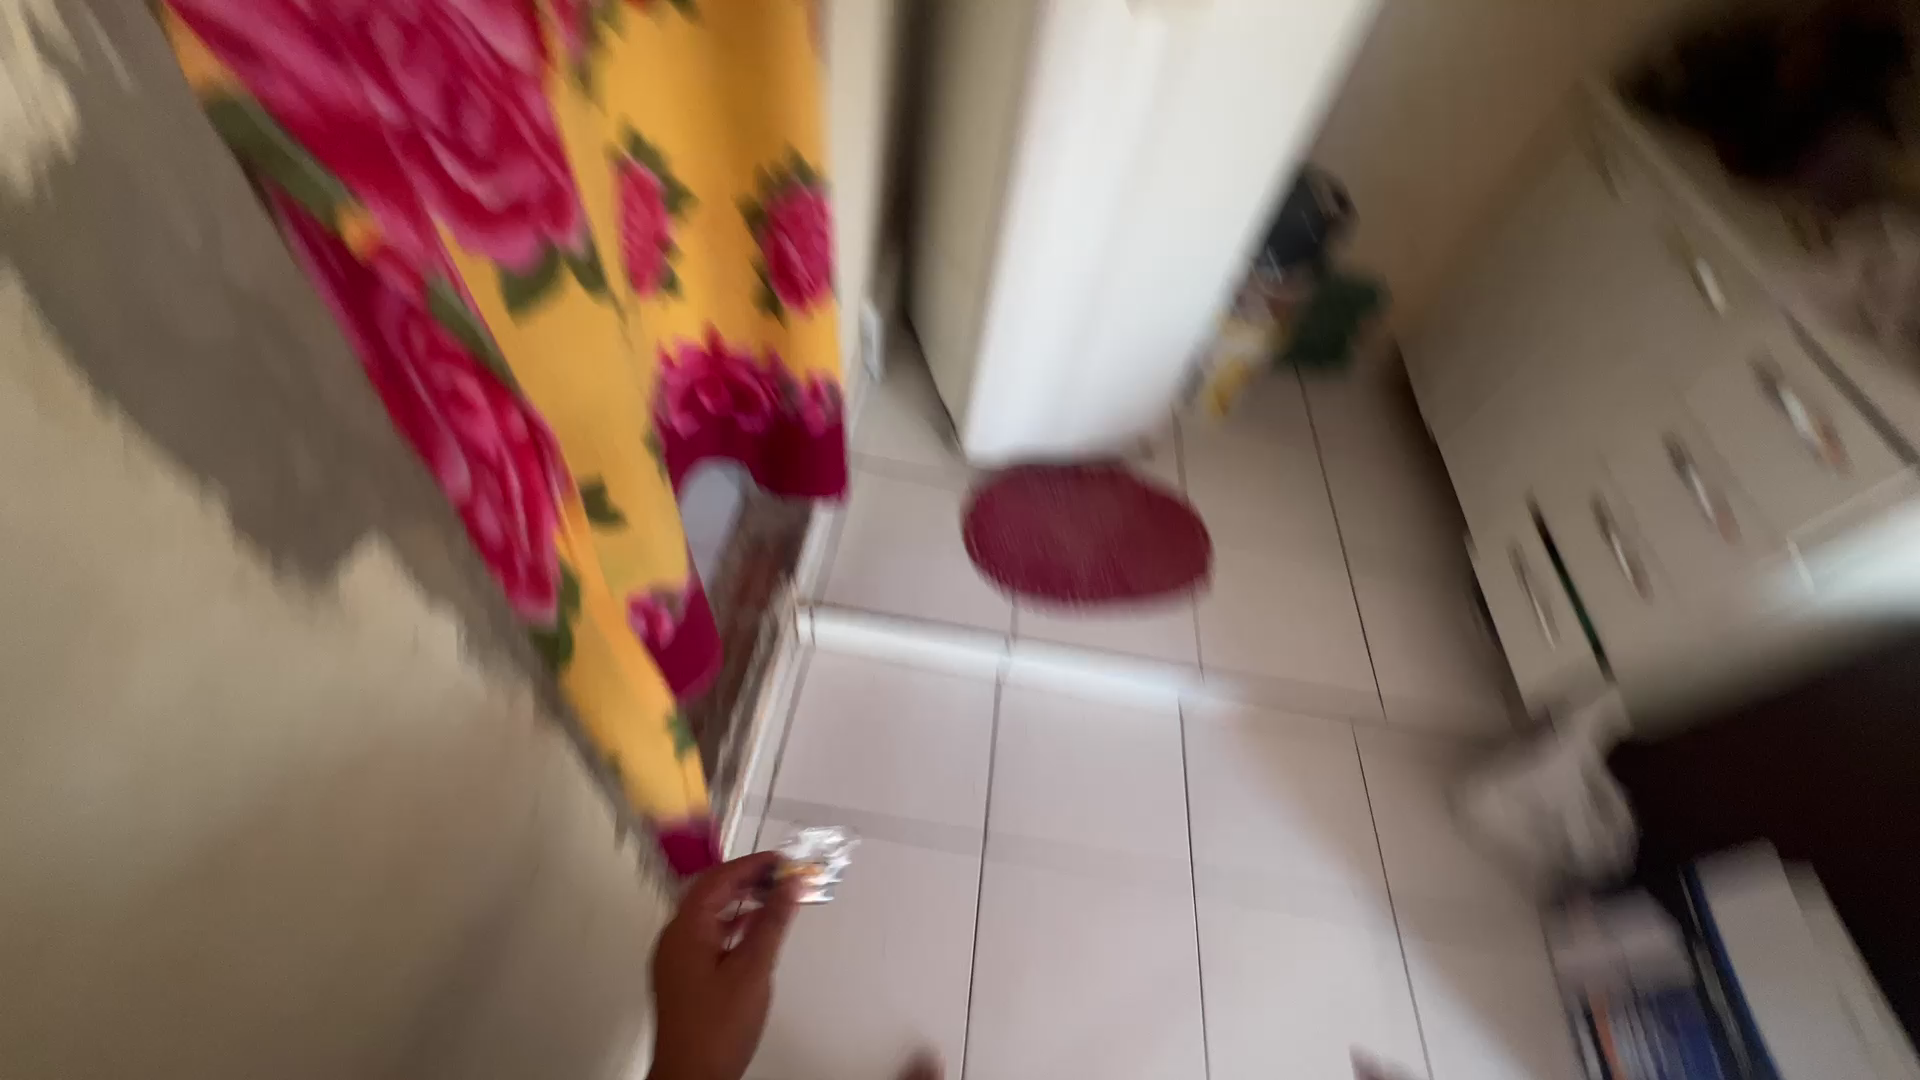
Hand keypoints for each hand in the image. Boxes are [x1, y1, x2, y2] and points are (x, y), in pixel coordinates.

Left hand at [648, 852, 801, 1079]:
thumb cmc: (717, 1027)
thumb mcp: (753, 968)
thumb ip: (772, 921)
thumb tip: (790, 885)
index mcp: (685, 929)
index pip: (719, 879)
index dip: (752, 864)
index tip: (783, 861)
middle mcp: (675, 937)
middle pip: (712, 892)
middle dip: (749, 880)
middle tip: (783, 875)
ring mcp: (677, 958)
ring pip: (711, 913)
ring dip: (743, 901)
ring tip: (776, 897)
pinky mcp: (683, 976)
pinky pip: (709, 934)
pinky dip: (735, 924)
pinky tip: (756, 929)